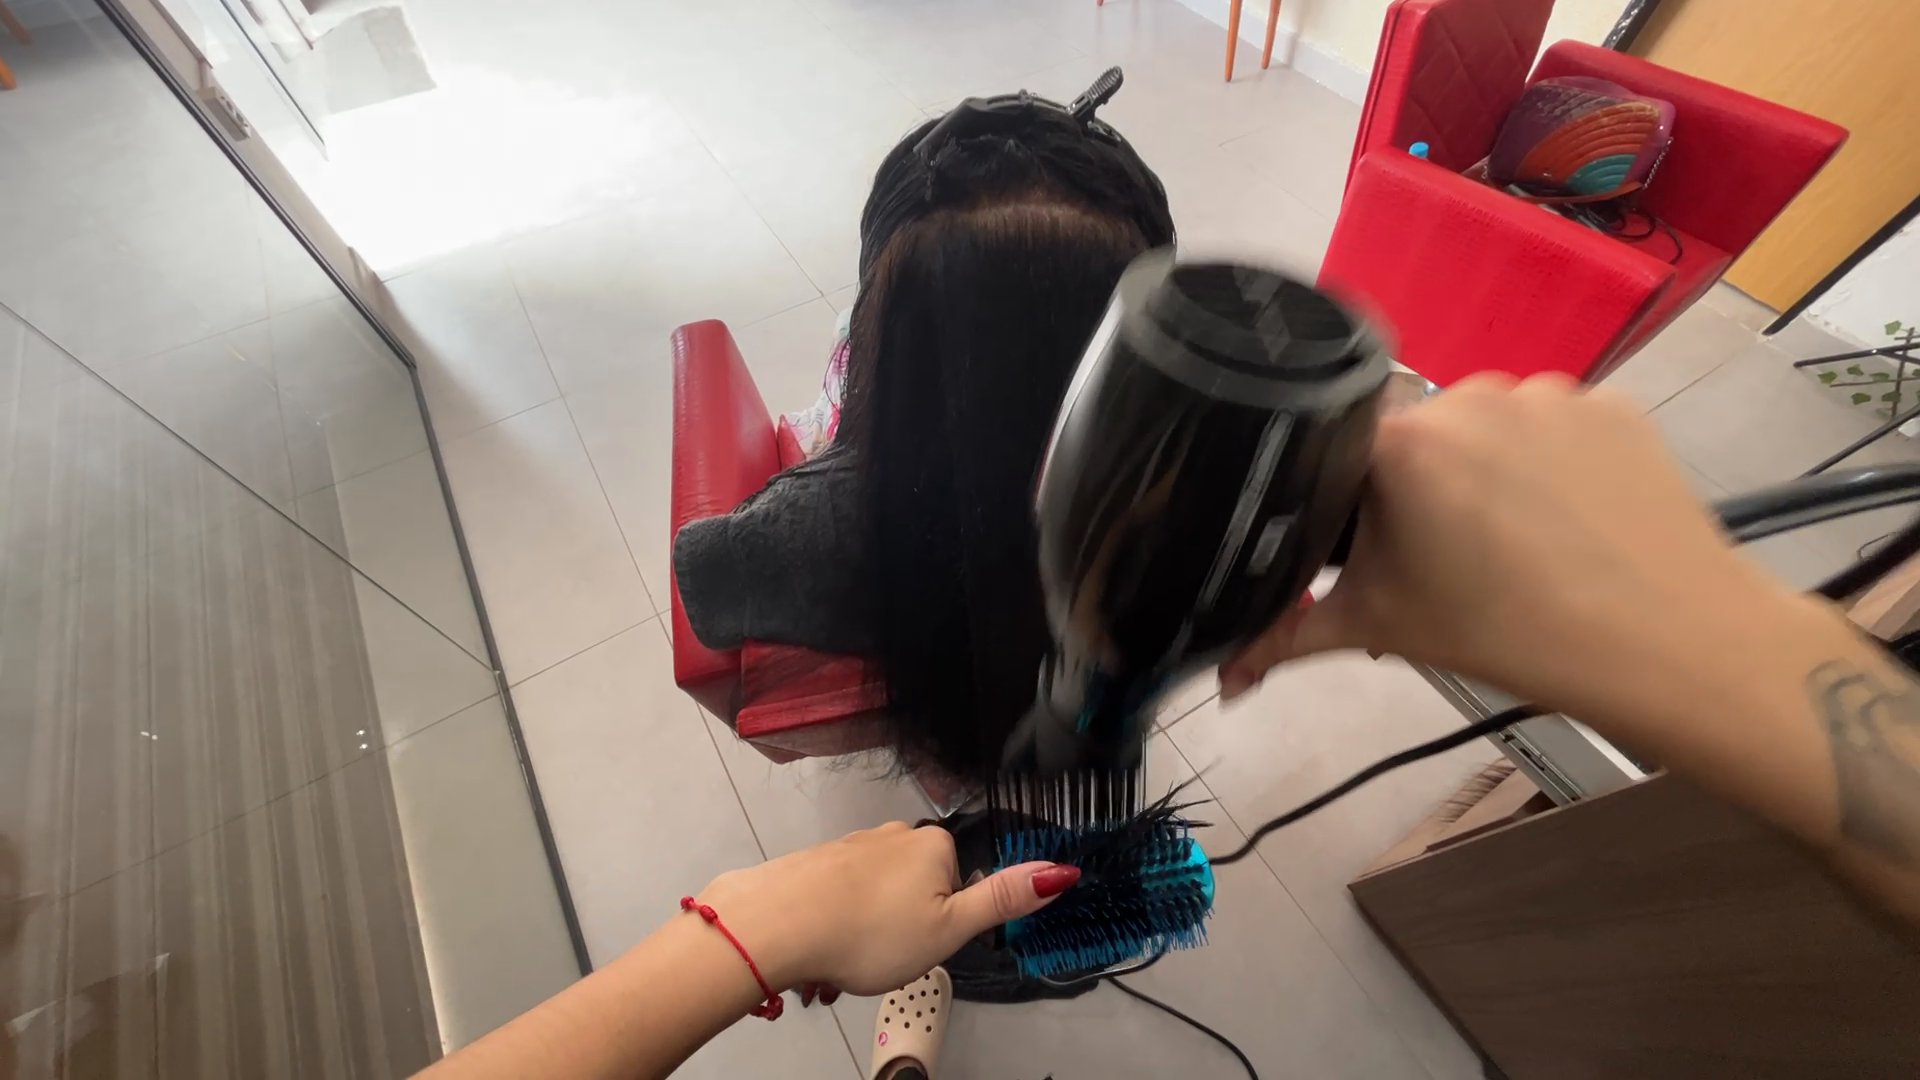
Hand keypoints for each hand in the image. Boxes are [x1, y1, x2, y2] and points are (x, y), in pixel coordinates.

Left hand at [692, 822, 1077, 995]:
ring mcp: (855, 843)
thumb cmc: (873, 931)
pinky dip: (843, 920)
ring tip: (850, 961)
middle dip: (907, 924)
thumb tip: (1061, 870)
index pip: (958, 882)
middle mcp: (896, 834)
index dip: (943, 920)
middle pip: (919, 887)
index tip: (920, 942)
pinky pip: (847, 894)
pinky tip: (826, 946)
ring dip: (872, 929)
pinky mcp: (823, 858)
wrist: (781, 922)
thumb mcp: (949, 928)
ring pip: (880, 894)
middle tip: (886, 956)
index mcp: (933, 844)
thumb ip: (1003, 899)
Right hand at [1220, 373, 1801, 711]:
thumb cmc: (1501, 631)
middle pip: (1405, 429)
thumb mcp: (1376, 626)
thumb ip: (1283, 641)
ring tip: (1494, 525)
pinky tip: (1553, 506)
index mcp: (1397, 446)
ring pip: (1474, 421)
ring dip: (1470, 461)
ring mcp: (1545, 393)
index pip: (1333, 443)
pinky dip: (1537, 454)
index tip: (1355, 528)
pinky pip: (1543, 418)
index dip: (1337, 487)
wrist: (1666, 646)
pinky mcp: (1609, 402)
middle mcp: (1465, 398)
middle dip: (1403, 477)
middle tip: (1424, 540)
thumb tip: (1221, 682)